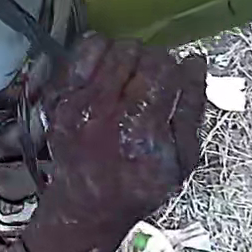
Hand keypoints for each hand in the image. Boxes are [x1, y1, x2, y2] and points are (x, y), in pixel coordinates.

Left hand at [21, 36, 206, 251]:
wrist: (86, 205)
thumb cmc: (140, 185)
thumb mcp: (182, 159)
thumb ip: (191, 108)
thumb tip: (196, 63)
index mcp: (141, 129)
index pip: (162, 69)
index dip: (174, 66)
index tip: (175, 74)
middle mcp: (104, 111)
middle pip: (134, 53)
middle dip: (150, 58)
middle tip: (152, 75)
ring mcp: (75, 102)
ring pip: (107, 46)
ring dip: (124, 53)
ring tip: (129, 73)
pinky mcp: (56, 97)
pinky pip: (79, 53)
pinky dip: (96, 53)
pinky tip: (106, 69)